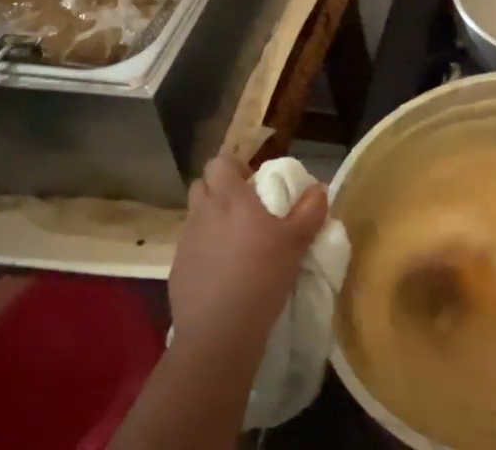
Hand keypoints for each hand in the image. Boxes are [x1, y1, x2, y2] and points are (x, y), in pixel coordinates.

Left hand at [168, 155, 326, 350]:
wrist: (220, 332)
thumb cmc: (262, 276)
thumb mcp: (297, 241)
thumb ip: (310, 209)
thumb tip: (318, 187)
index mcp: (230, 199)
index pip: (218, 163)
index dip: (234, 166)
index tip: (253, 180)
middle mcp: (202, 214)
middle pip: (202, 185)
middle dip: (220, 189)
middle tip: (245, 207)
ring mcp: (186, 243)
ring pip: (196, 216)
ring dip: (212, 219)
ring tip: (236, 241)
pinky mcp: (177, 270)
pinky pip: (191, 247)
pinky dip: (206, 249)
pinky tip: (223, 271)